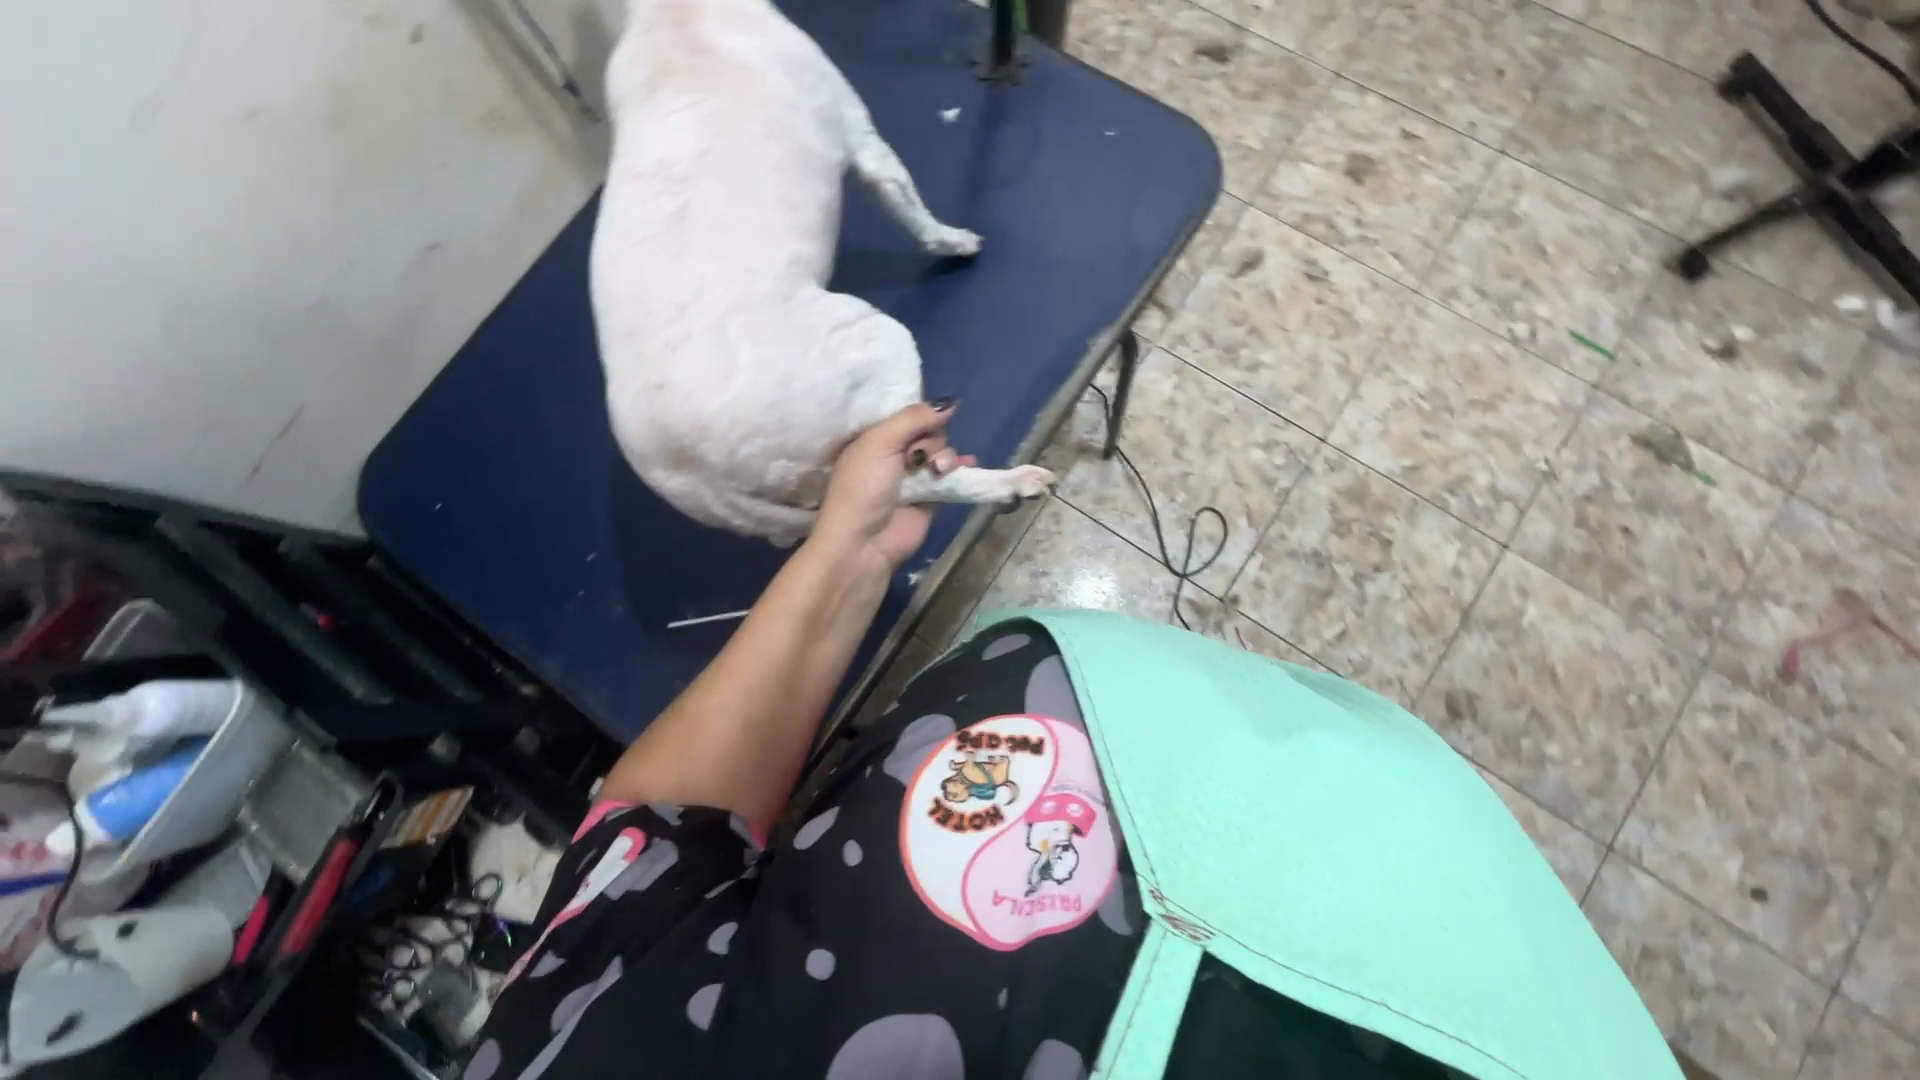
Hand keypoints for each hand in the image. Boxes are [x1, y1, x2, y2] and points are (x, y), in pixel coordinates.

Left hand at [812, 401, 973, 573]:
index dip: (921, 416)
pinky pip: (951, 478)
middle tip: (920, 458)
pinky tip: (969, 467)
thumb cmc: (864, 487)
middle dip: (932, 441)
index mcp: (874, 439)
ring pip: (941, 454)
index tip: (930, 419)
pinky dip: (961, 472)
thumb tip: (950, 403)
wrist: (864, 542)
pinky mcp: (930, 499)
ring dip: (946, 457)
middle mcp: (894, 455)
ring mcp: (913, 478)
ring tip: (940, 470)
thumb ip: (913, 419)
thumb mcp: (880, 442)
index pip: (906, 417)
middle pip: (928, 434)